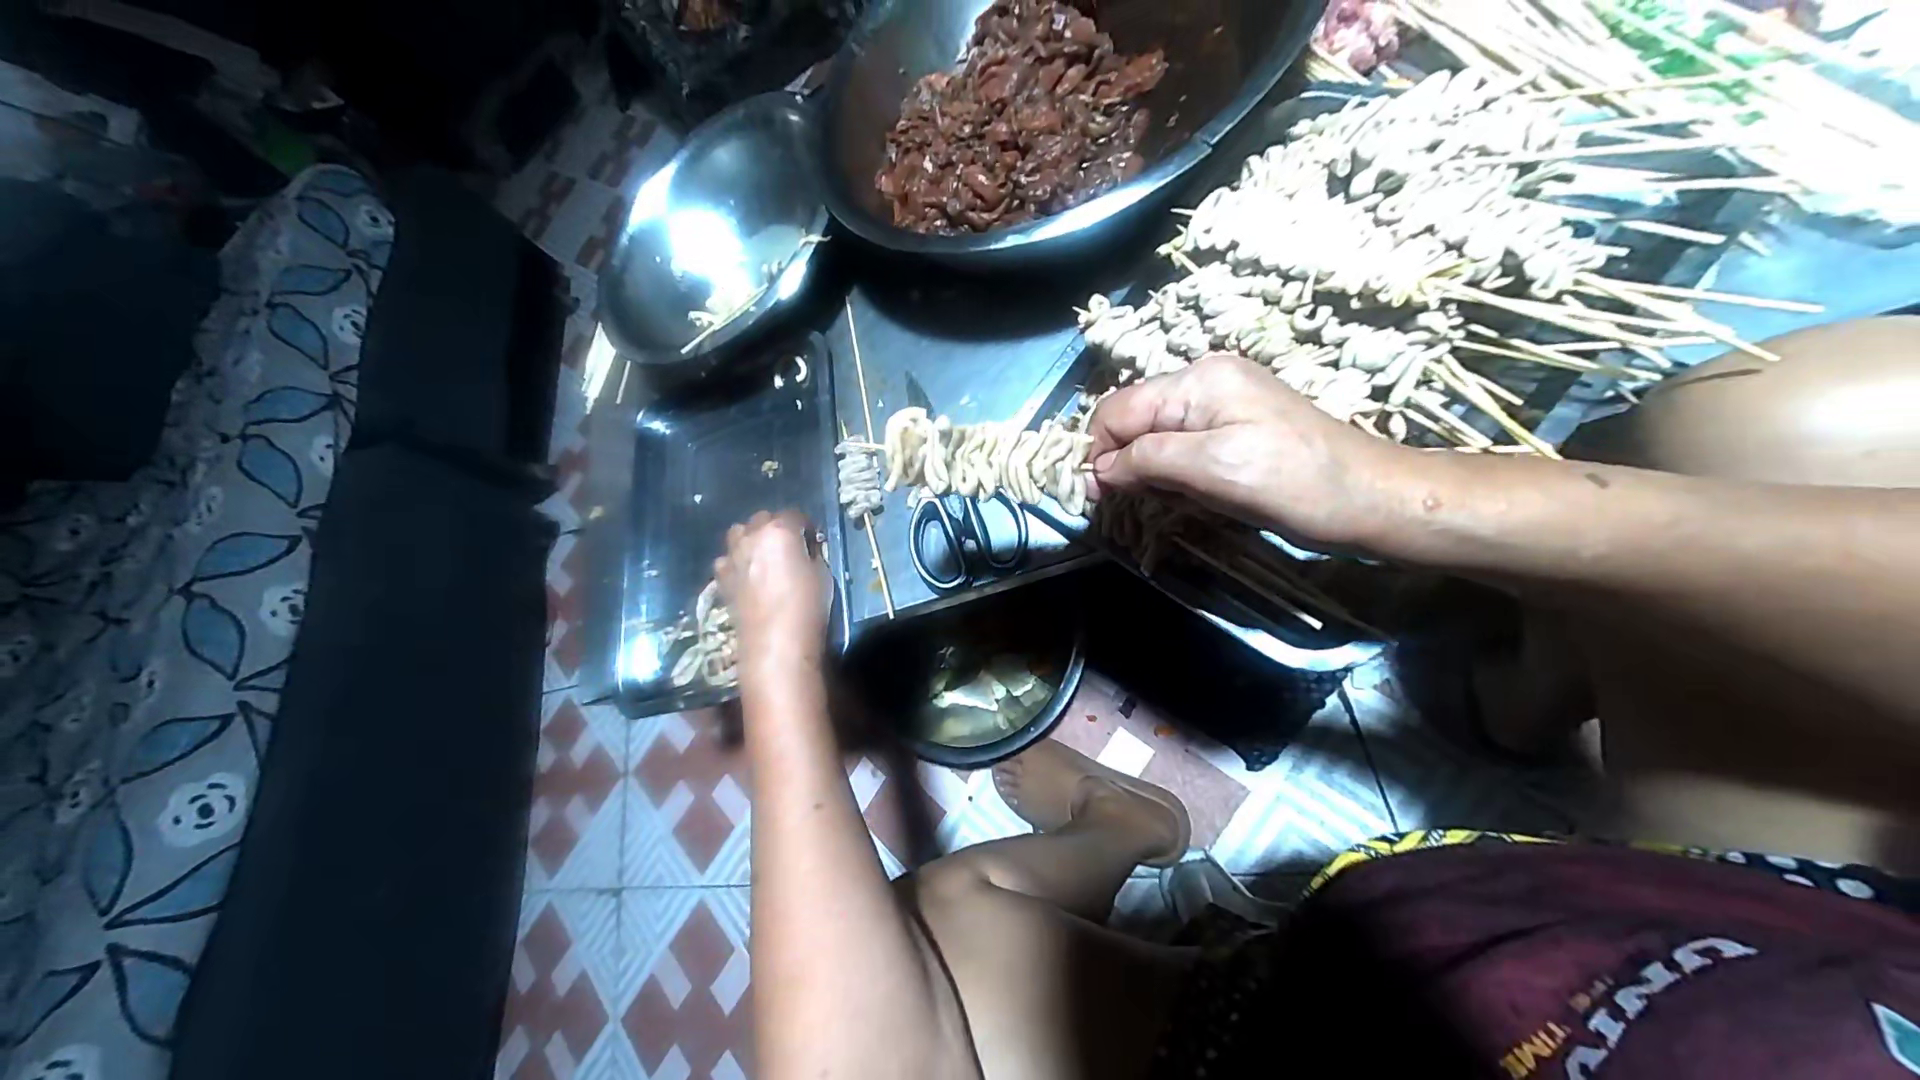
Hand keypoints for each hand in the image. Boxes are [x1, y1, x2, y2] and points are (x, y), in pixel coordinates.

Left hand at [714, 511, 828, 678]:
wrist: (774, 641)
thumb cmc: (806, 605)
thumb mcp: (822, 574)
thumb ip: (812, 554)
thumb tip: (806, 549)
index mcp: (780, 530)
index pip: (795, 515)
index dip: (805, 527)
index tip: (812, 541)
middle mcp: (752, 536)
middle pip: (763, 519)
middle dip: (776, 528)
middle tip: (788, 548)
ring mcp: (732, 556)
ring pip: (739, 533)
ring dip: (751, 538)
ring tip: (763, 557)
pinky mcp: (721, 577)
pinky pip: (727, 559)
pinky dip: (736, 562)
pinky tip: (747, 576)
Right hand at [1088, 353, 1437, 550]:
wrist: (1371, 499)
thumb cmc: (1293, 484)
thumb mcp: (1212, 469)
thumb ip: (1147, 460)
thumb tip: (1099, 470)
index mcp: (1197, 380)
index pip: (1118, 408)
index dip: (1099, 451)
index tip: (1098, 497)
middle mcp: (1204, 379)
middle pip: (1134, 418)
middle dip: (1124, 462)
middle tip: (1136, 503)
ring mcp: (1222, 400)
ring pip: (1154, 434)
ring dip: (1148, 471)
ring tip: (1168, 500)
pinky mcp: (1235, 425)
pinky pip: (1181, 444)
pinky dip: (1172, 471)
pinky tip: (1187, 493)